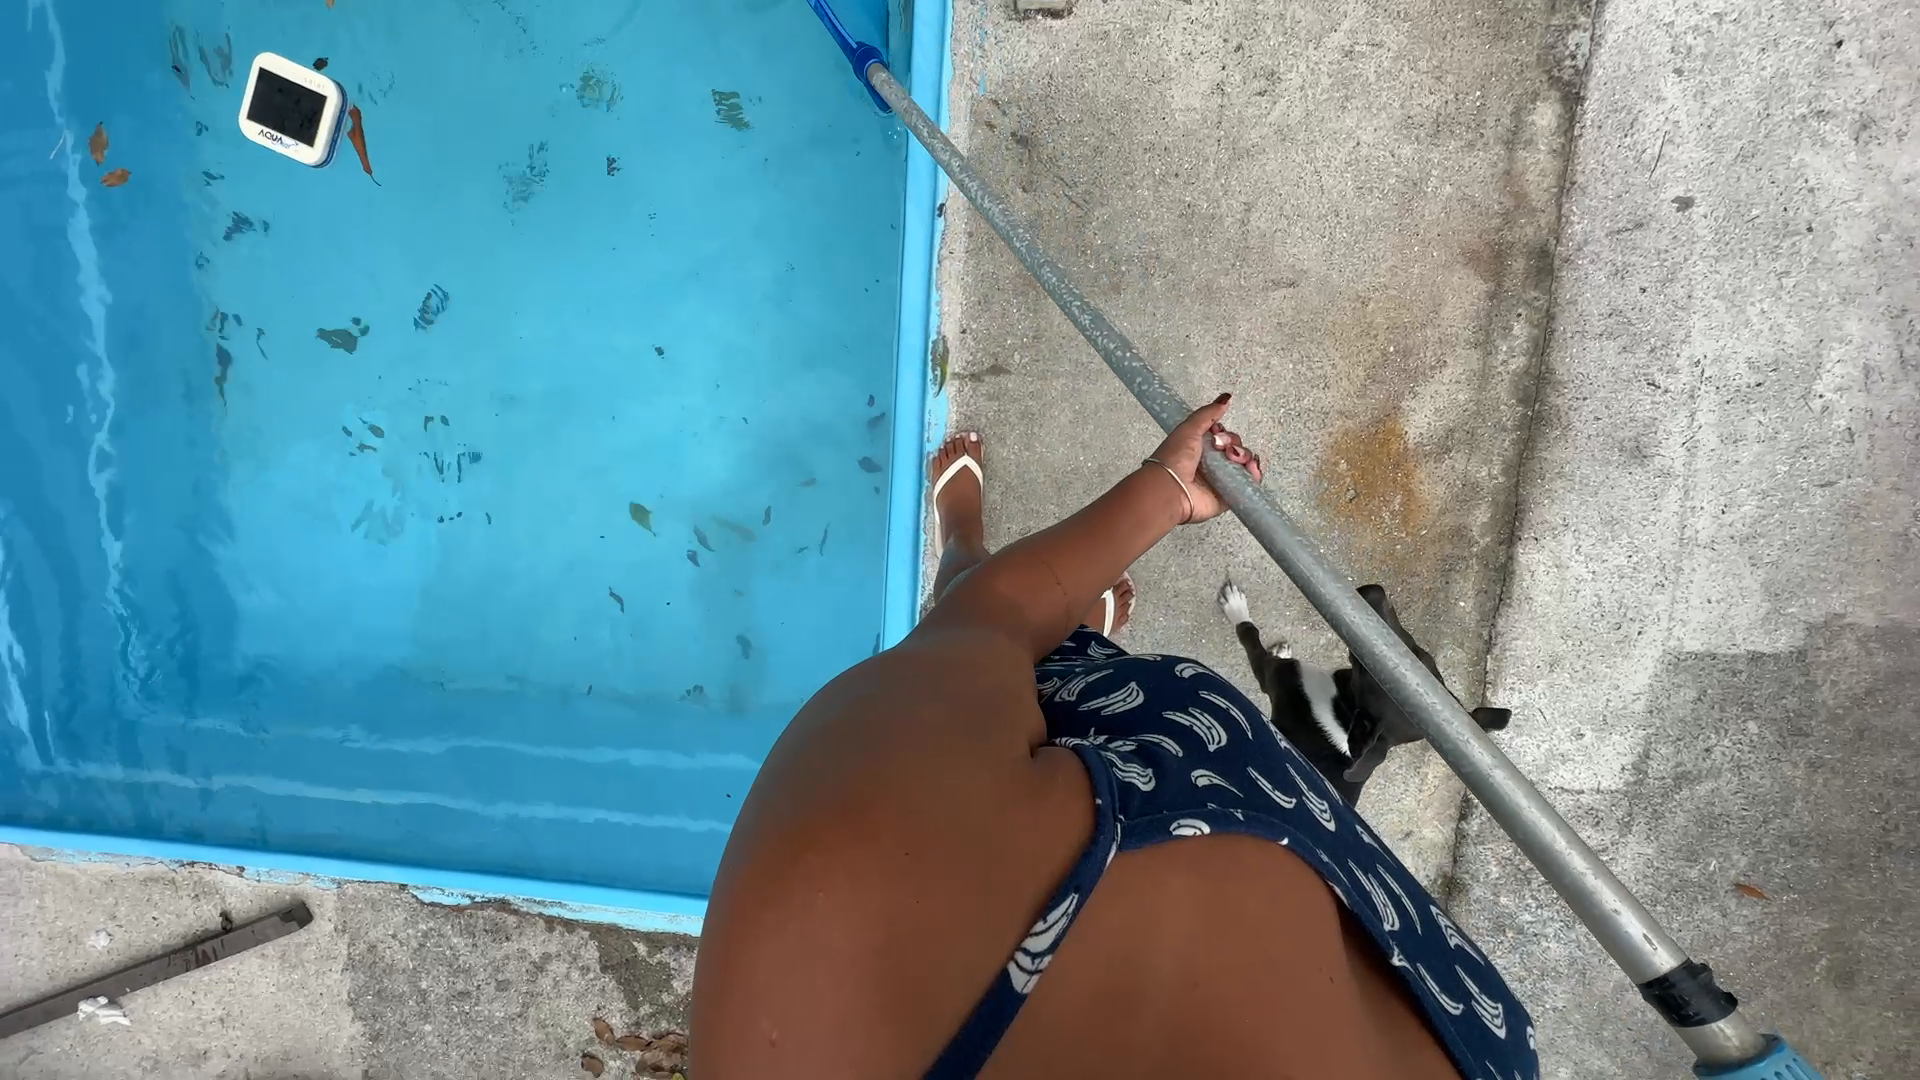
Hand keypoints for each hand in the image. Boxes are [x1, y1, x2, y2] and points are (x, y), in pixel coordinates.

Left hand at [1144, 394, 1263, 522]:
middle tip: (1223, 448)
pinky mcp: (1226, 496)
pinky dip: (1253, 475)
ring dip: (1246, 457)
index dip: (1225, 434)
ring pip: (1244, 465)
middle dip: (1235, 444)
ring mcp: (1219, 481)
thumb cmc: (1173, 459)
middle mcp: (1209, 465)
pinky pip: (1247, 485)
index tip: (1217, 433)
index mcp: (1198, 449)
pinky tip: (1251, 468)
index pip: (1223, 437)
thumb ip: (1208, 414)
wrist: (1170, 488)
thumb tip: (1226, 398)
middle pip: (1236, 449)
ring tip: (1235, 458)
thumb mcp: (1188, 428)